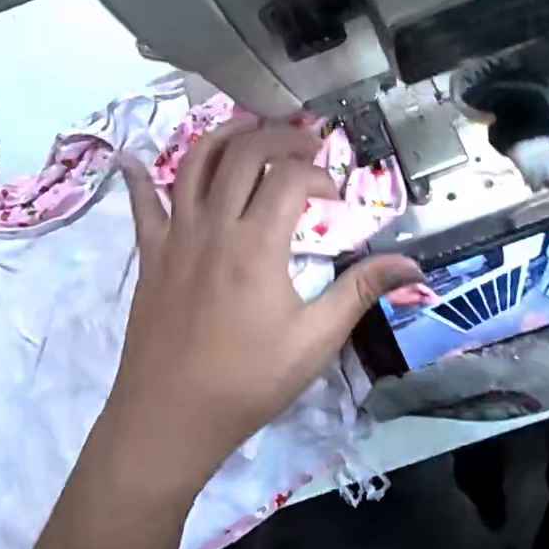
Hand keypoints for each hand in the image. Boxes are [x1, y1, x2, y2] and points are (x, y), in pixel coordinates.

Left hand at [96, 116, 421, 499]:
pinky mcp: (150, 256)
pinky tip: (135, 158)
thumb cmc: (248, 381)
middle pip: (243, 154)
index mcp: (257, 246)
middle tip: (305, 144)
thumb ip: (360, 292)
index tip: (334, 197)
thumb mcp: (315, 341)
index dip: (318, 175)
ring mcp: (175, 238)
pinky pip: (142, 204)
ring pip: (193, 164)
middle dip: (278, 138)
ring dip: (222, 137)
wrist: (168, 419)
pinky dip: (141, 177)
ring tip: (249, 129)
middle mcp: (213, 227)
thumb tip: (412, 264)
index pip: (290, 178)